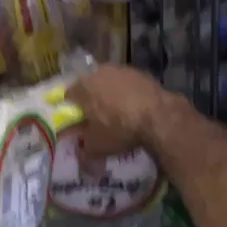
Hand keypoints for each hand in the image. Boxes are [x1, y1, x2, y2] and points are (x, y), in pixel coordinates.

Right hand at [67, 65, 181, 159]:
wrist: (159, 116)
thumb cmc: (120, 129)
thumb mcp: (98, 147)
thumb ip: (83, 152)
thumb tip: (80, 157)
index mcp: (82, 88)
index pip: (67, 95)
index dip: (71, 109)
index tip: (78, 121)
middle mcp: (97, 72)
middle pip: (88, 86)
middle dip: (91, 99)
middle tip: (98, 117)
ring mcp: (119, 69)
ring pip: (107, 82)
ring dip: (109, 94)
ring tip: (118, 112)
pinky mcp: (138, 72)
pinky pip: (126, 83)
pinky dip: (127, 92)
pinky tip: (135, 107)